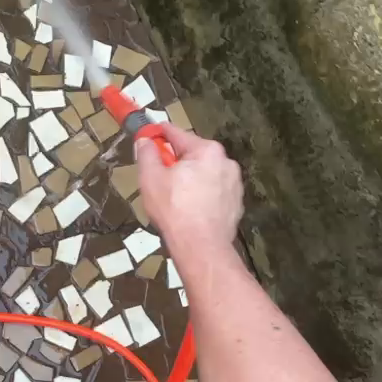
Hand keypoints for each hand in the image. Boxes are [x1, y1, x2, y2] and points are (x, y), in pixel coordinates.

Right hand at [135, 124, 243, 253]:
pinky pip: (214, 191)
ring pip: (204, 173)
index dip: (158, 133)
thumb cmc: (174, 209)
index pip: (177, 133)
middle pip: (192, 154)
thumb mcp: (150, 178)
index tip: (146, 134)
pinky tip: (189, 210)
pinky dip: (201, 195)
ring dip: (189, 178)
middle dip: (175, 161)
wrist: (201, 247)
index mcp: (206, 150)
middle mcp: (225, 161)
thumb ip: (147, 154)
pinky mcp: (237, 203)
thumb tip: (145, 140)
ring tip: (174, 198)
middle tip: (158, 176)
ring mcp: (235, 183)